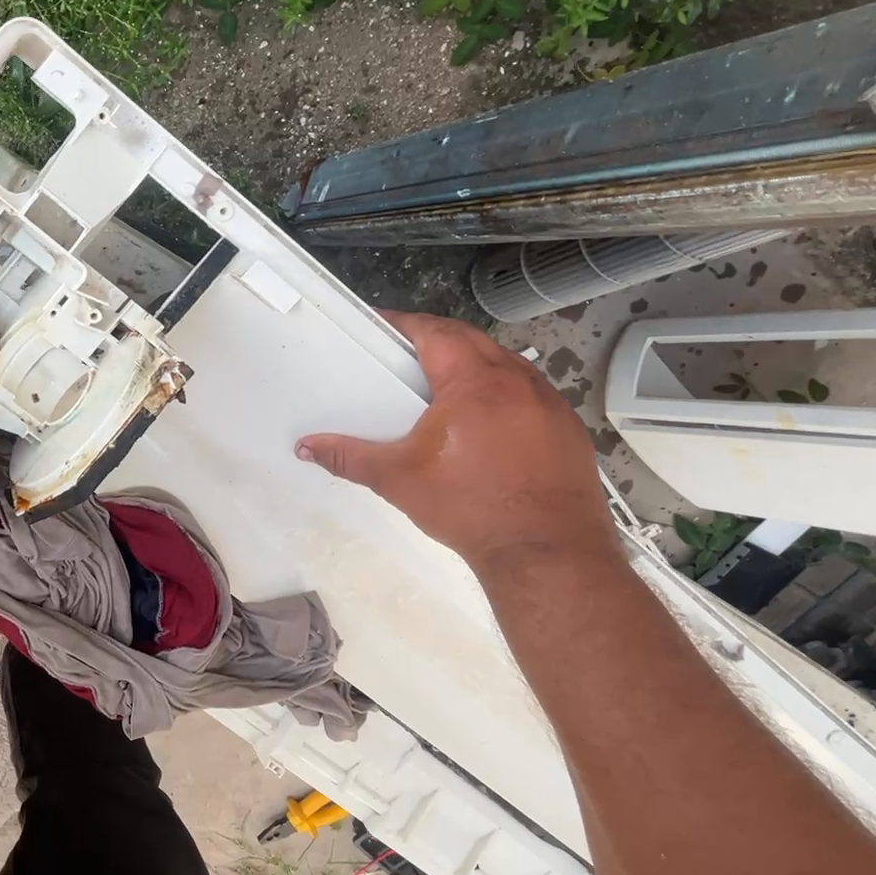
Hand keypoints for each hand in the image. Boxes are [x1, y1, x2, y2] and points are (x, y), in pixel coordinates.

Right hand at [296, 311, 619, 578]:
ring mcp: (549, 404)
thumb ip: (347, 457)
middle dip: (436, 337)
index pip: (436, 333)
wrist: (546, 552)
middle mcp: (517, 383)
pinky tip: (484, 416)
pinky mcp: (567, 428)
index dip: (406, 322)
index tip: (383, 324)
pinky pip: (530, 389)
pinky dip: (502, 388)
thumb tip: (308, 448)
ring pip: (505, 362)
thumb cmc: (471, 507)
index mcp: (473, 384)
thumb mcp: (397, 479)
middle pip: (471, 339)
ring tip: (442, 379)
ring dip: (472, 359)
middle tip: (405, 349)